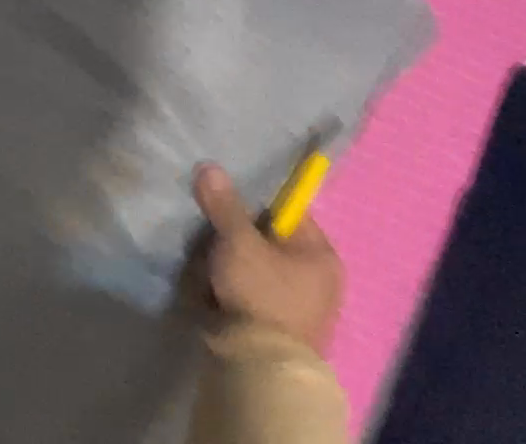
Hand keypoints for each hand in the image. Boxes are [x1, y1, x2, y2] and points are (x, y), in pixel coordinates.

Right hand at [193, 163, 343, 352]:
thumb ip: (224, 205)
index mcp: (321, 254)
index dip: (254, 199)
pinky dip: (235, 278)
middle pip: (272, 237)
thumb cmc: (260, 291)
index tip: (221, 193)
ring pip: (261, 262)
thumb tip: (210, 166)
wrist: (263, 359)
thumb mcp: (238, 242)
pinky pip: (255, 285)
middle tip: (207, 219)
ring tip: (204, 247)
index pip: (288, 211)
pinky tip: (213, 276)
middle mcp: (321, 276)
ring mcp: (304, 301)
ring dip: (235, 255)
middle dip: (239, 228)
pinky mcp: (282, 320)